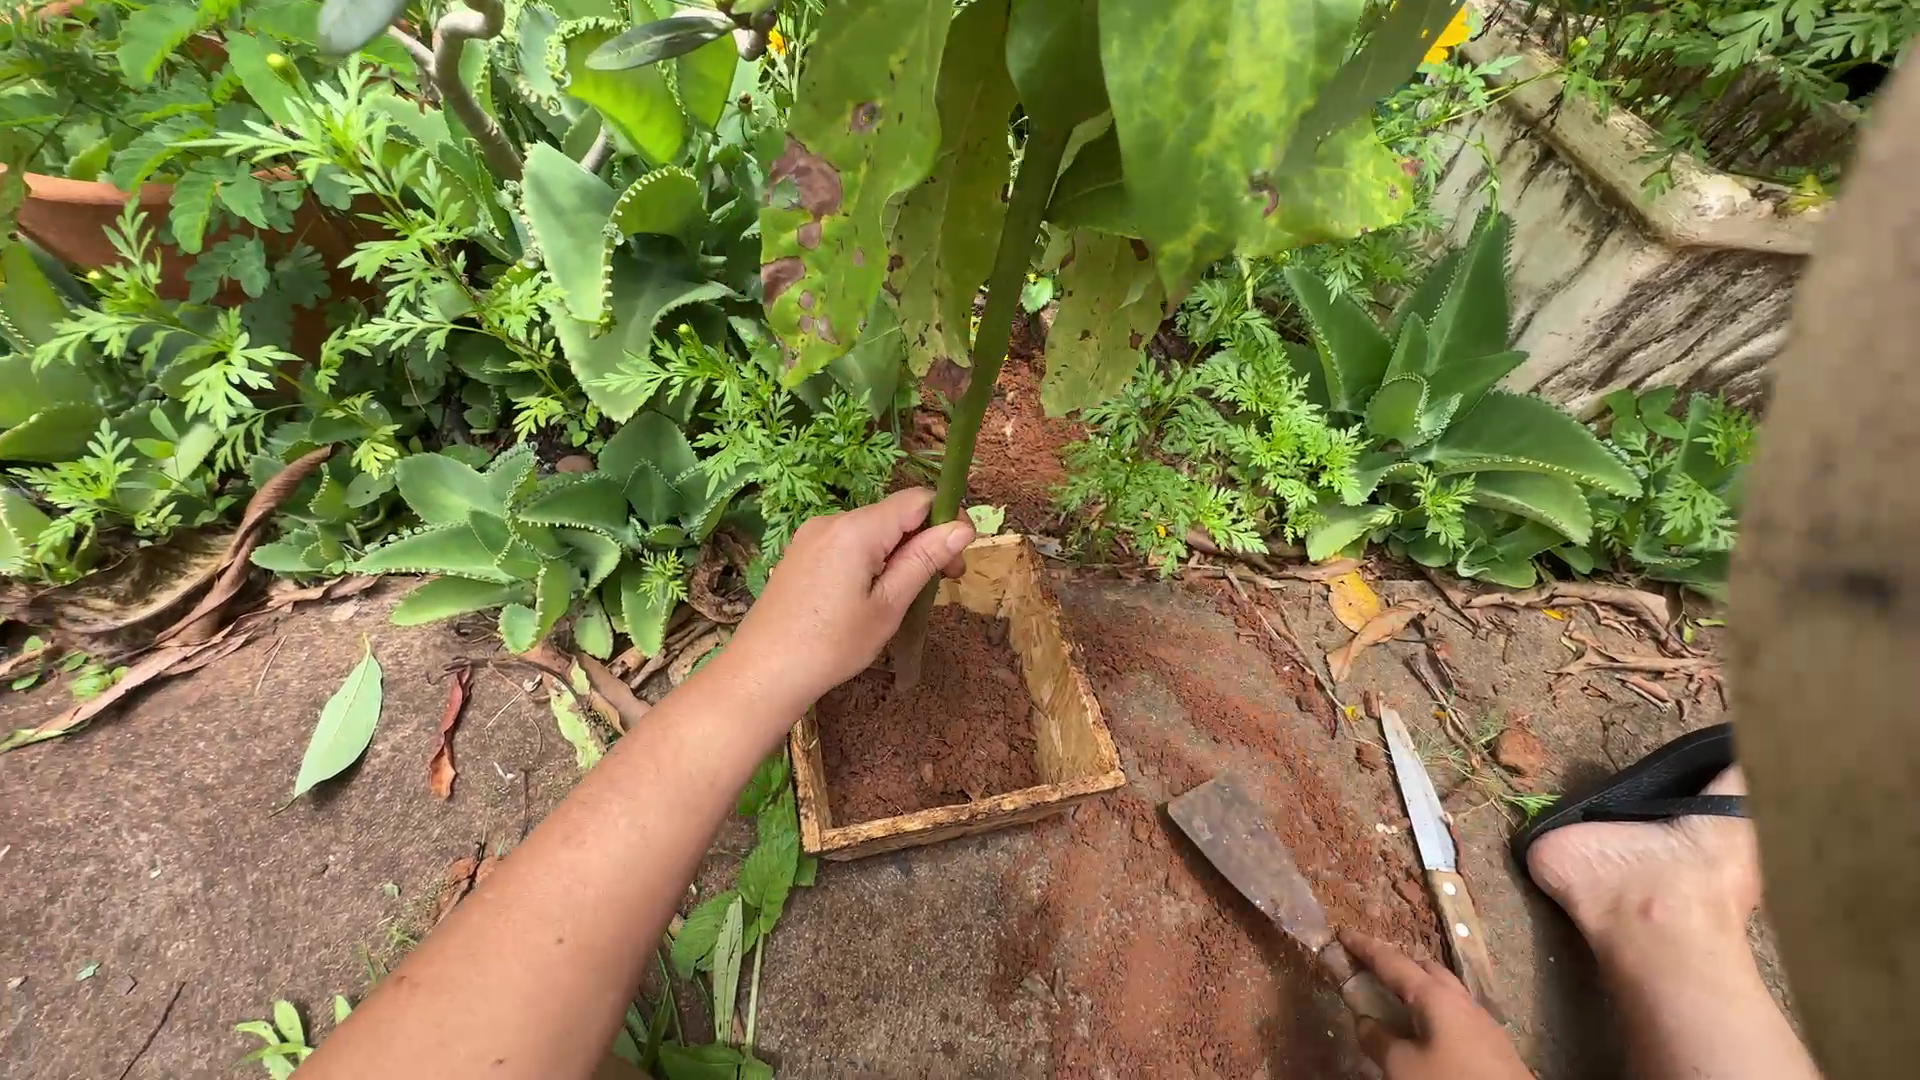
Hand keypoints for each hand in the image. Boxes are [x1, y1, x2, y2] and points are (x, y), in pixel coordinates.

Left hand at [722, 488, 973, 710]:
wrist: (763, 672)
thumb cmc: (832, 645)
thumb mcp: (888, 605)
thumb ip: (925, 560)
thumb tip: (965, 527)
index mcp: (857, 529)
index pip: (918, 499)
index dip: (947, 520)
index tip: (959, 559)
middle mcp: (833, 520)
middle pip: (895, 514)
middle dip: (926, 541)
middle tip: (943, 584)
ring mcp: (813, 534)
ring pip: (874, 530)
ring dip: (900, 553)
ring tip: (906, 596)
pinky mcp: (802, 551)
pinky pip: (850, 542)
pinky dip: (873, 559)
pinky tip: (873, 594)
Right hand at [1340, 931, 1532, 1079]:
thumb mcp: (1402, 1068)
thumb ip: (1377, 1039)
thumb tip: (1365, 1022)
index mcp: (1435, 995)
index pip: (1391, 960)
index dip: (1364, 946)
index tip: (1343, 932)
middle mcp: (1461, 1000)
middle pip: (1425, 968)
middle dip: (1398, 964)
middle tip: (1374, 973)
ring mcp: (1484, 1023)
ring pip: (1446, 991)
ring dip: (1420, 988)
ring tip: (1400, 1003)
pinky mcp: (1497, 1047)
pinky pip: (1459, 1014)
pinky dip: (1436, 1011)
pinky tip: (1430, 1034)